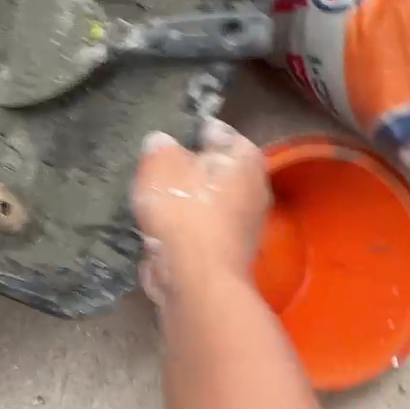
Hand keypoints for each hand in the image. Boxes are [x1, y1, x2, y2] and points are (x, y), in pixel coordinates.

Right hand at [129, 119, 269, 302]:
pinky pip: (204, 228)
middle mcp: (255, 187)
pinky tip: (162, 229)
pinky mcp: (230, 251)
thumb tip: (163, 142)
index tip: (166, 138)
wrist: (196, 277)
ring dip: (186, 200)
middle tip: (156, 170)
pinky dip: (186, 227)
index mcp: (245, 158)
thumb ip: (160, 146)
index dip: (191, 131)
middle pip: (215, 169)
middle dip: (188, 169)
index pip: (218, 131)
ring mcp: (246, 223)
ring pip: (210, 200)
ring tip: (154, 201)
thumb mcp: (159, 163)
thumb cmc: (182, 210)